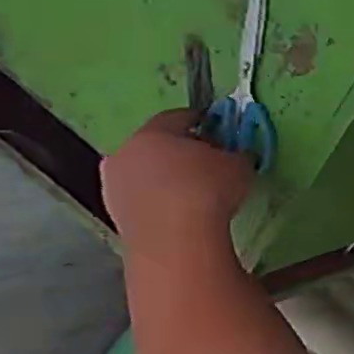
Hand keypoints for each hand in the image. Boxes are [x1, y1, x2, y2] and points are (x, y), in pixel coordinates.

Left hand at [102, 109, 254, 259]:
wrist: (175, 237)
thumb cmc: (209, 189)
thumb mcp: (241, 165)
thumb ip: (237, 153)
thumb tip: (235, 154)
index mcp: (154, 134)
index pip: (178, 116)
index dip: (201, 119)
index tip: (218, 127)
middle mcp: (125, 152)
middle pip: (156, 143)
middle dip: (181, 149)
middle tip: (208, 160)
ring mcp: (113, 182)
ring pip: (144, 170)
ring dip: (166, 174)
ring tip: (195, 189)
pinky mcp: (113, 210)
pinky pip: (140, 193)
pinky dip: (158, 196)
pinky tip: (181, 208)